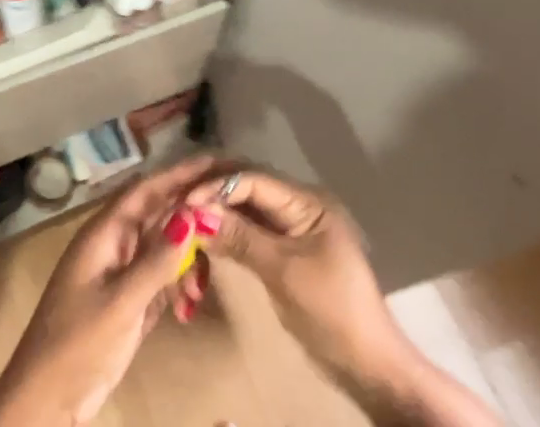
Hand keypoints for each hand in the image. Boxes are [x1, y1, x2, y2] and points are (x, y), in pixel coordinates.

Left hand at [0, 155, 216, 426]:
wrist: (47, 398)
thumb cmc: (77, 343)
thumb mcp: (121, 302)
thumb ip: (157, 259)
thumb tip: (191, 214)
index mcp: (102, 235)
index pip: (144, 191)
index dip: (177, 174)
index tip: (214, 162)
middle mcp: (112, 246)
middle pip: (156, 214)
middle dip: (189, 206)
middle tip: (230, 199)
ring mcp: (120, 274)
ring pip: (162, 246)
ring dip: (187, 250)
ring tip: (212, 259)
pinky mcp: (128, 301)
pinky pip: (161, 276)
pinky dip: (179, 279)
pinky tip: (194, 293)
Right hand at [187, 168, 501, 426]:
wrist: (364, 362)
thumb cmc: (330, 310)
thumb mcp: (283, 271)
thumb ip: (240, 237)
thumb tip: (194, 212)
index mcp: (307, 202)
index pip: (253, 178)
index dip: (216, 185)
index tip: (183, 202)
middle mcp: (298, 207)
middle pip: (247, 186)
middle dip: (211, 191)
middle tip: (175, 203)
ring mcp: (290, 229)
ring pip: (244, 207)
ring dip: (215, 211)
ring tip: (181, 219)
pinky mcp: (282, 252)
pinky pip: (248, 230)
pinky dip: (225, 232)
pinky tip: (202, 238)